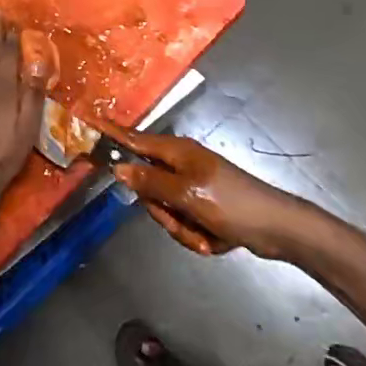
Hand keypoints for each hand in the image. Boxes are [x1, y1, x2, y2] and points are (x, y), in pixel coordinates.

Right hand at [96, 120, 306, 257]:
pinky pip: (183, 224)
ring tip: (205, 234)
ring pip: (165, 211)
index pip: (135, 140)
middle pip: (147, 187)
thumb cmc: (230, 203)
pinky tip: (215, 240)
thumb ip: (149, 180)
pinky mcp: (203, 208)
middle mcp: (182, 166)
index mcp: (177, 152)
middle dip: (162, 212)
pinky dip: (196, 236)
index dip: (113, 136)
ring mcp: (193, 188)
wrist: (275, 229)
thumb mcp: (185, 193)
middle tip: (179, 218)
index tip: (90, 126)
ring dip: (182, 228)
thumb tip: (118, 166)